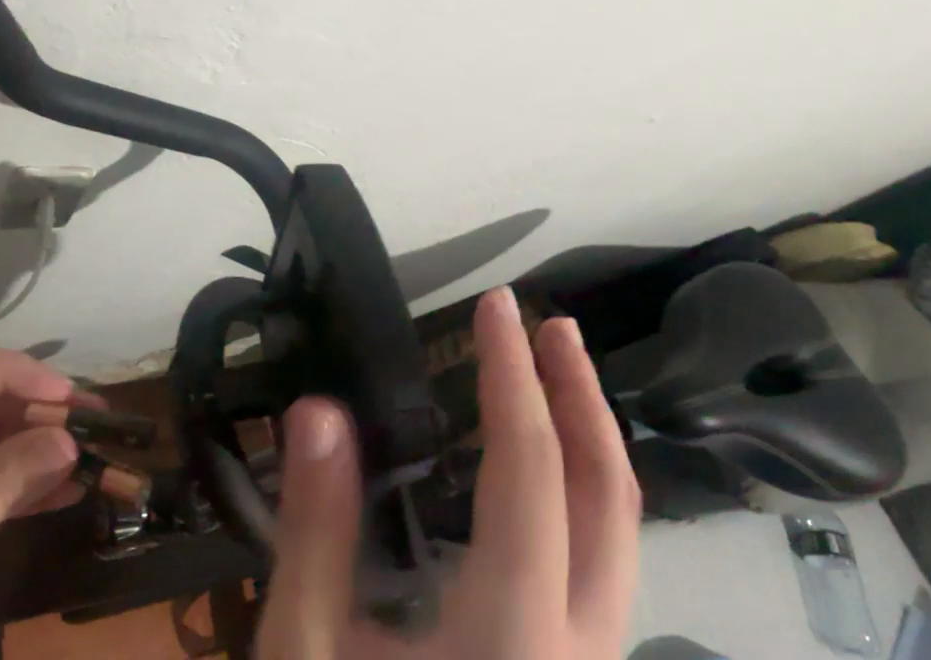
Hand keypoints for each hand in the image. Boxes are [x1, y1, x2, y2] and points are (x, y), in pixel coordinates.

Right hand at [258, 287, 640, 659]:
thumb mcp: (310, 647)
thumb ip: (316, 529)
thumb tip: (319, 411)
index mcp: (518, 632)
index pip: (530, 470)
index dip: (513, 377)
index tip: (495, 306)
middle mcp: (581, 648)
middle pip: (611, 500)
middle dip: (582, 400)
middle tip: (550, 326)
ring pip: (620, 541)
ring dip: (589, 447)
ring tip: (550, 382)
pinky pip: (599, 570)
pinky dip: (579, 499)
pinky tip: (535, 481)